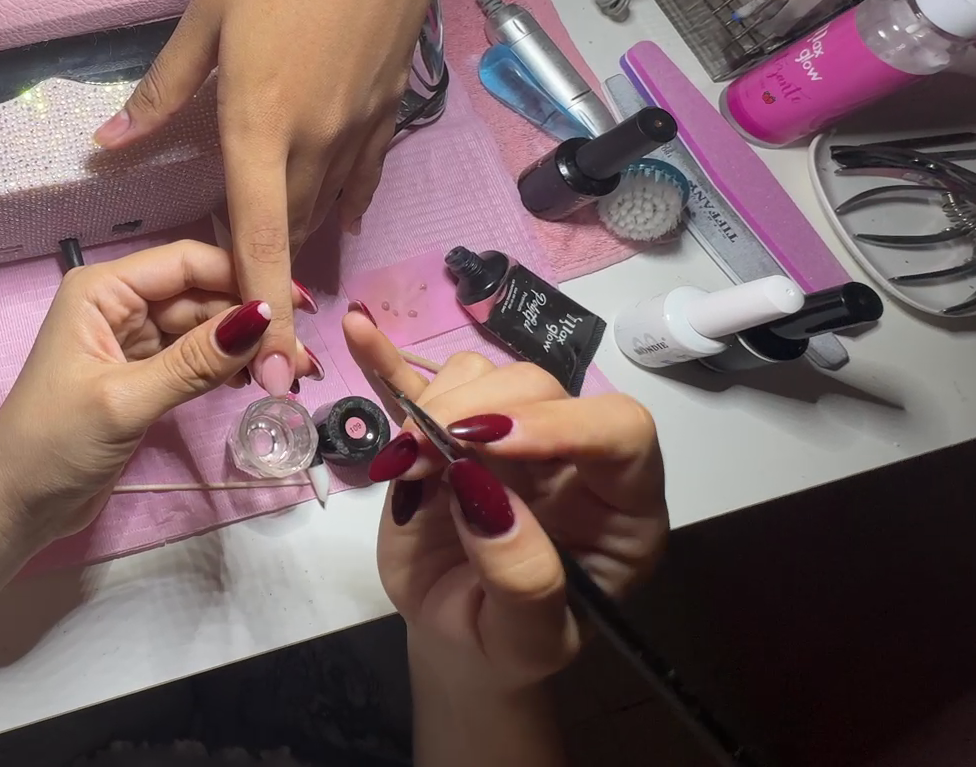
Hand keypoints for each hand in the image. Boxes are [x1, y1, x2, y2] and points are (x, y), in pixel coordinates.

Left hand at [0, 241, 270, 549]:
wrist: (15, 504)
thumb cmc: (54, 443)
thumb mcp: (125, 400)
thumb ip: (194, 361)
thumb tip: (264, 317)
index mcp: (102, 289)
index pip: (186, 263)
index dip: (242, 277)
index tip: (298, 305)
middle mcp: (118, 302)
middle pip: (199, 295)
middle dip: (251, 321)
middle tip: (302, 357)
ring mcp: (130, 339)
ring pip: (201, 328)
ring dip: (244, 347)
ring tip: (293, 373)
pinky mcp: (141, 373)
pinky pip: (192, 357)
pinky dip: (224, 367)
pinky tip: (257, 380)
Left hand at [94, 0, 467, 393]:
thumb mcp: (206, 17)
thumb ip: (161, 94)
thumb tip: (108, 144)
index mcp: (260, 123)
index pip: (257, 237)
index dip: (258, 304)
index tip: (263, 362)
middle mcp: (318, 139)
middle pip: (287, 229)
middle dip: (265, 276)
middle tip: (241, 307)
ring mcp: (363, 123)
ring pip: (323, 205)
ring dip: (296, 239)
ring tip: (274, 268)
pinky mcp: (389, 103)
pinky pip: (360, 175)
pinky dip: (336, 202)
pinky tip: (328, 215)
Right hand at [343, 310, 668, 689]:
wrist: (456, 634)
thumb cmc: (504, 644)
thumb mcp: (527, 638)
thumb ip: (524, 577)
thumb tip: (482, 493)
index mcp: (615, 503)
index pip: (617, 431)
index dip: (558, 421)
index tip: (483, 442)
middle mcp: (563, 454)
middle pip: (536, 386)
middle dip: (472, 411)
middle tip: (421, 455)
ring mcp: (496, 436)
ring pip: (478, 374)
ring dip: (431, 403)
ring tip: (400, 461)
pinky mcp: (437, 432)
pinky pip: (413, 382)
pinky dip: (385, 358)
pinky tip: (359, 331)